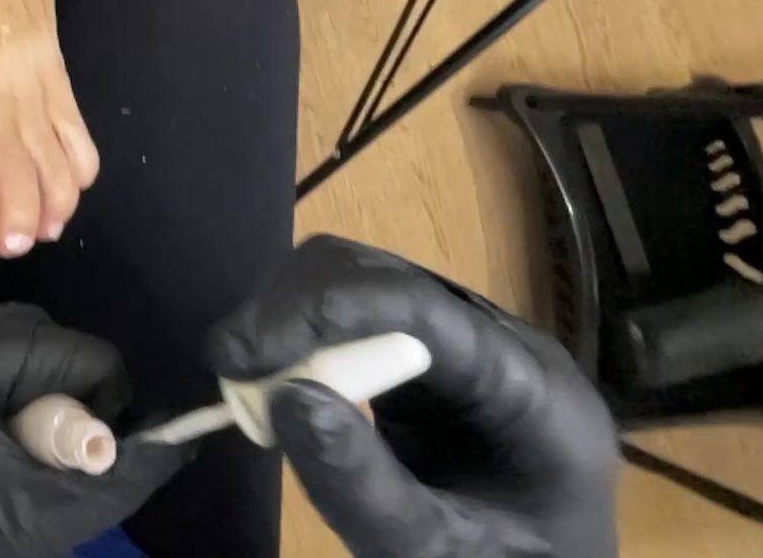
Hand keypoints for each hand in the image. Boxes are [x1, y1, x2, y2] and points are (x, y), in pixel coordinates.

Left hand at [0, 291, 185, 557]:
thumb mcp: (29, 513)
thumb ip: (110, 478)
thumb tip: (174, 441)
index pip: (90, 356)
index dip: (102, 412)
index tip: (73, 459)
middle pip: (60, 347)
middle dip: (65, 404)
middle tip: (29, 460)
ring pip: (32, 347)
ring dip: (37, 397)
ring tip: (2, 447)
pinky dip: (8, 385)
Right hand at [208, 236, 619, 557]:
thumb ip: (366, 490)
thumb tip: (282, 394)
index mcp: (532, 391)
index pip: (413, 307)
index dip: (318, 313)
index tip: (239, 356)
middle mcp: (492, 337)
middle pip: (370, 273)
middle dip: (288, 310)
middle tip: (229, 367)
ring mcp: (451, 331)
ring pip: (343, 274)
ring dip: (281, 314)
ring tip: (248, 376)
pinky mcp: (411, 339)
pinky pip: (337, 301)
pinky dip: (290, 328)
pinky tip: (276, 373)